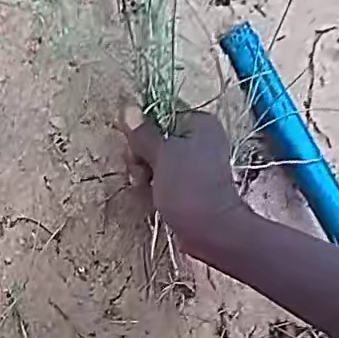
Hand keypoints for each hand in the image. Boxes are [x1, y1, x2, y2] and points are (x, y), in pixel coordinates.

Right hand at [124, 109, 256, 258]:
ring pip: (159, 161)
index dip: (143, 133)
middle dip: (142, 157)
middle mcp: (202, 139)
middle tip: (141, 174)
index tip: (136, 151)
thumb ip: (143, 134)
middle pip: (158, 139)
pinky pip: (167, 178)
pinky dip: (157, 186)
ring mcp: (198, 164)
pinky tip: (153, 197)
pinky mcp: (193, 185)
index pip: (161, 116)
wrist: (210, 230)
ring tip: (145, 188)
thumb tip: (128, 108)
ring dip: (146, 174)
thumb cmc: (188, 188)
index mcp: (199, 123)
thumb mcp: (161, 156)